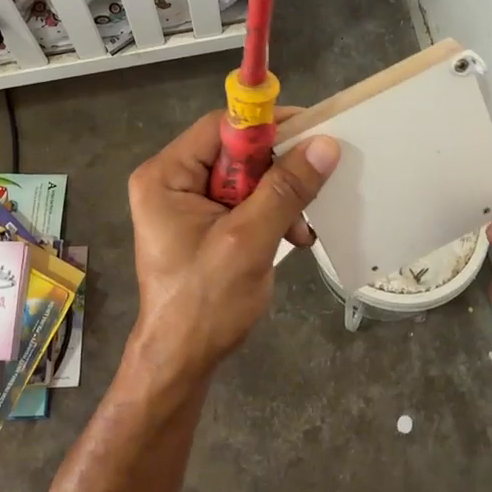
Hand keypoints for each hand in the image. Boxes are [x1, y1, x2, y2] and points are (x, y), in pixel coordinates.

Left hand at [127, 110, 340, 377]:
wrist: (180, 364)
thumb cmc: (205, 302)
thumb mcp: (249, 241)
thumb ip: (285, 189)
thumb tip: (325, 144)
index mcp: (166, 175)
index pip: (221, 127)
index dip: (267, 126)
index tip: (312, 131)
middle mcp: (170, 180)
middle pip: (235, 152)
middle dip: (277, 173)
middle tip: (314, 186)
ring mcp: (184, 204)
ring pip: (244, 178)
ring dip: (278, 199)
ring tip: (301, 228)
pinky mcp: (201, 225)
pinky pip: (242, 202)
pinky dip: (269, 216)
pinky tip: (293, 237)